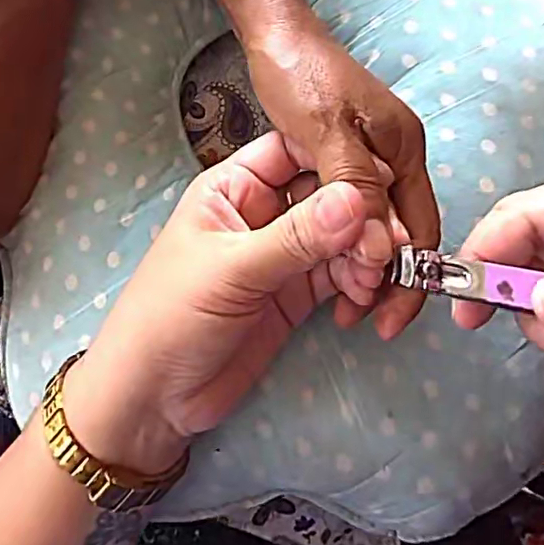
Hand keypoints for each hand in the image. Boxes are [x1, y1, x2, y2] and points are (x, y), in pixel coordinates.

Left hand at [62, 132, 369, 473]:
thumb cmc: (172, 313)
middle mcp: (260, 211)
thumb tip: (356, 198)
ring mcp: (280, 252)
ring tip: (372, 279)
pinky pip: (340, 274)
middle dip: (360, 215)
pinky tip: (362, 299)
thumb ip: (295, 236)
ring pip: (339, 236)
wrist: (156, 394)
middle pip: (325, 193)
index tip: (380, 178)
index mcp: (232, 186)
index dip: (336, 159)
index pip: (292, 151)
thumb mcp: (232, 269)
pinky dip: (359, 282)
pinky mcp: (294, 292)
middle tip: (387, 245)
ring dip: (365, 253)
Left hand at [247, 24, 440, 339]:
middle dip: (381, 276)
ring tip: (343, 307)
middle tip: (361, 316)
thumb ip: (352, 185)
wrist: (270, 33)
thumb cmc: (296, 75)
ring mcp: (358, 162)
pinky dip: (336, 245)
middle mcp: (386, 159)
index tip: (385, 314)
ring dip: (357, 266)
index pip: (416, 225)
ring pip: (365, 228)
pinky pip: (341, 215)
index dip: (404, 273)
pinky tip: (325, 272)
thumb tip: (386, 247)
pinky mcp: (333, 162)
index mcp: (398, 149)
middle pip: (394, 232)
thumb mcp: (323, 129)